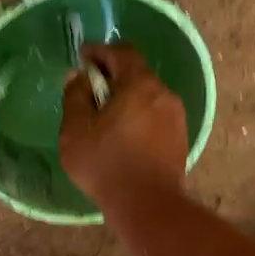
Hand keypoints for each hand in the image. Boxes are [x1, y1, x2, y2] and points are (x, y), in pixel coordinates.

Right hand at [59, 44, 188, 206]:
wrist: (148, 204)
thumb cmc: (106, 163)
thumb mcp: (76, 129)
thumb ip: (76, 96)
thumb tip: (79, 77)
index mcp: (139, 84)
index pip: (122, 52)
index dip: (100, 51)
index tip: (82, 57)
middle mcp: (163, 93)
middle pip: (137, 73)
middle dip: (113, 75)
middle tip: (90, 87)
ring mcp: (175, 116)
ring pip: (147, 95)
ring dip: (126, 97)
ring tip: (104, 114)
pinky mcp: (178, 138)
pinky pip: (154, 115)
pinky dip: (137, 115)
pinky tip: (122, 134)